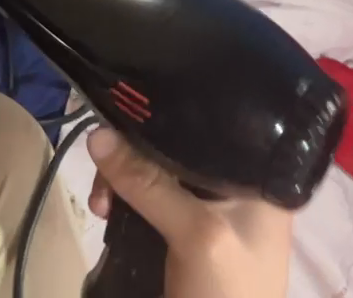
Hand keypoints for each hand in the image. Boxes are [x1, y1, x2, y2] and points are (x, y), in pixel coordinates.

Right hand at [87, 129, 294, 297]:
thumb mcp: (195, 235)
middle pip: (170, 147)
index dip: (162, 116)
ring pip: (151, 172)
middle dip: (130, 155)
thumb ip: (148, 182)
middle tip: (103, 171)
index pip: (206, 126)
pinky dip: (121, 200)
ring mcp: (207, 215)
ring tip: (101, 205)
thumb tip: (97, 135)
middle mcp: (233, 189)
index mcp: (255, 181)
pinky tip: (105, 211)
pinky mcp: (181, 237)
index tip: (121, 116)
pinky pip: (144, 199)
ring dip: (119, 179)